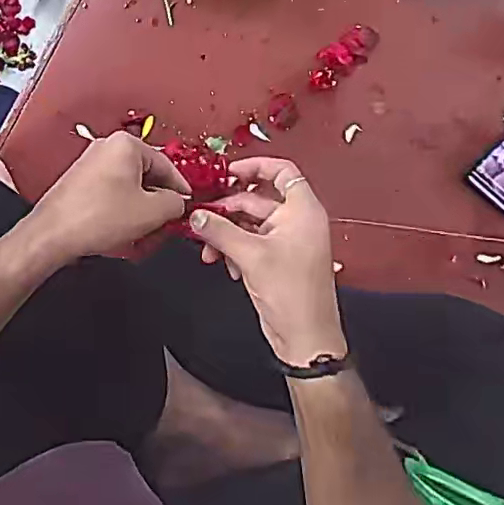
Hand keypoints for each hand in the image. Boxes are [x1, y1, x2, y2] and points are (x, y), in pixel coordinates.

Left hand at [18, 132, 189, 265]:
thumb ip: (175, 203)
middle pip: (146, 174)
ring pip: (129, 185)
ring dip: (140, 207)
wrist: (52, 236)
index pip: (166, 165)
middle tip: (165, 221)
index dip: (180, 189)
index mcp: (126, 144)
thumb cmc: (97, 218)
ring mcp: (91, 163)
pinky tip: (121, 229)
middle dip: (157, 200)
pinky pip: (111, 192)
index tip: (186, 205)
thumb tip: (178, 202)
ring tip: (142, 230)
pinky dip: (121, 208)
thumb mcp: (152, 212)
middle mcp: (107, 147)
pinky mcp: (80, 181)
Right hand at [187, 158, 347, 368]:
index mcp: (302, 210)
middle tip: (204, 214)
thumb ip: (220, 231)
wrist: (305, 338)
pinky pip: (250, 242)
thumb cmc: (294, 295)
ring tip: (208, 246)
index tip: (229, 172)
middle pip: (258, 199)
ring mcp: (287, 240)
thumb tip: (198, 216)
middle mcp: (297, 221)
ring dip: (227, 232)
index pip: (282, 171)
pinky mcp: (277, 258)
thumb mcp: (251, 256)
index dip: (255, 166)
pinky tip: (222, 262)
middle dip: (229, 208)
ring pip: (250, 223)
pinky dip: (234, 248)